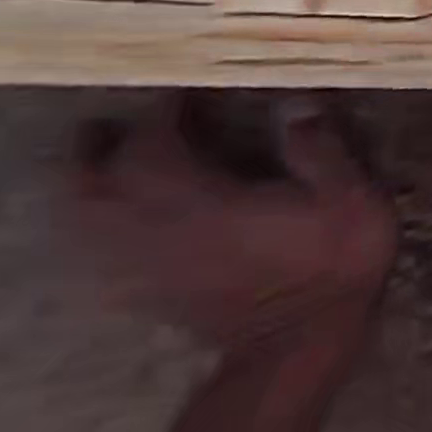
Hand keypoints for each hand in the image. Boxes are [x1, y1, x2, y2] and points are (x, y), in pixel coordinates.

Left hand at [72, 96, 398, 350]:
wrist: (304, 339)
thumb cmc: (334, 259)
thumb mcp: (349, 195)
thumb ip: (319, 149)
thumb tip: (299, 103)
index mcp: (206, 204)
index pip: (155, 150)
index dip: (161, 115)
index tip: (180, 92)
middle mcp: (160, 233)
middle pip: (95, 190)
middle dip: (93, 153)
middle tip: (105, 125)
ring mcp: (149, 267)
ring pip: (87, 224)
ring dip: (83, 191)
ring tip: (98, 166)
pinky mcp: (152, 291)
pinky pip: (101, 255)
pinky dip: (95, 230)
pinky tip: (115, 223)